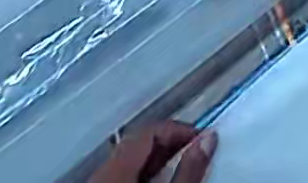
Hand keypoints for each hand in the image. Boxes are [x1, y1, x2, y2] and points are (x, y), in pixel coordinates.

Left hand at [88, 121, 215, 182]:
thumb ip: (189, 169)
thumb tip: (209, 138)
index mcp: (119, 162)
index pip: (152, 129)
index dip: (180, 130)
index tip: (204, 139)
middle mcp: (102, 167)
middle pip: (139, 141)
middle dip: (170, 143)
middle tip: (196, 152)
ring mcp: (97, 179)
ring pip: (129, 158)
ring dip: (157, 158)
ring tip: (181, 168)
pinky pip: (121, 171)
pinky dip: (142, 171)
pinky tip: (157, 181)